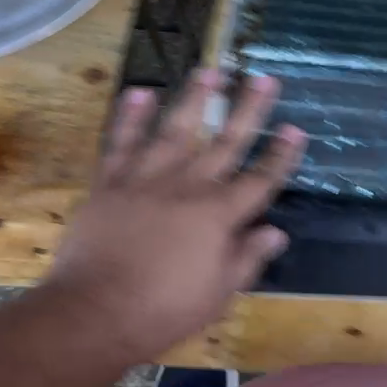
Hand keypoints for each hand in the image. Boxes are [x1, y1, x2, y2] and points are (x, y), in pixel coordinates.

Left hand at [40, 70, 307, 362]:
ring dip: (195, 99)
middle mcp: (189, 187)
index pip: (260, 179)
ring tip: (210, 71)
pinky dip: (130, 117)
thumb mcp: (218, 294)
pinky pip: (121, 144)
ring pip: (177, 130)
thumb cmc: (161, 310)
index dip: (281, 154)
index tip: (296, 128)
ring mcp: (147, 181)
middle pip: (226, 142)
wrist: (90, 315)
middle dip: (250, 109)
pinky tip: (140, 92)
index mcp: (219, 215)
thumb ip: (247, 258)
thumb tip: (276, 232)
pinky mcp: (110, 185)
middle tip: (265, 78)